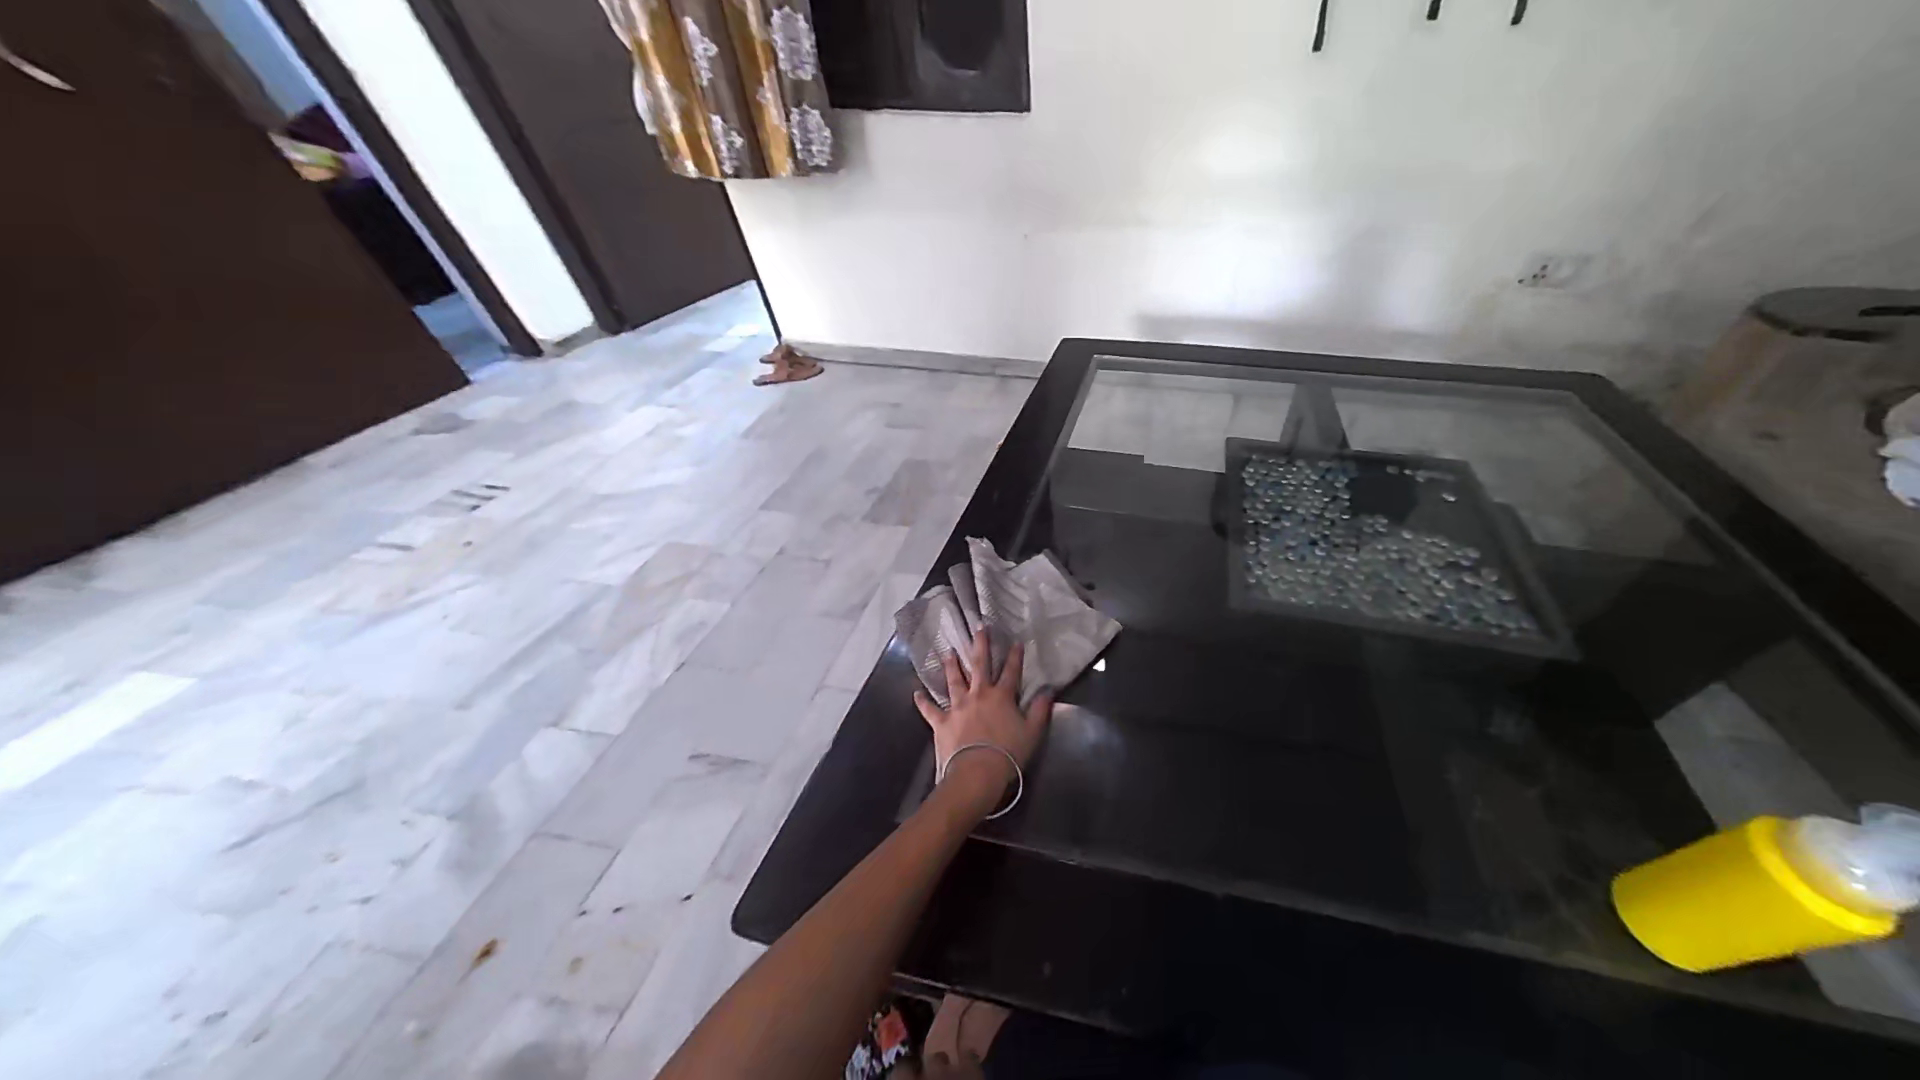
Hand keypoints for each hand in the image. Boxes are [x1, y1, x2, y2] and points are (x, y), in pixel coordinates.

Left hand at [914, 629, 1052, 815]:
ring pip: (953, 680)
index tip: (1015, 641)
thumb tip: (1049, 690)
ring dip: (951, 665)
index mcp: (1001, 696)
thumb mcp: (1033, 732)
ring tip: (948, 651)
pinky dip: (923, 701)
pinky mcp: (941, 721)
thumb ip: (1040, 710)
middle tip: (978, 628)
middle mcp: (978, 695)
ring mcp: (958, 706)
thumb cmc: (1008, 753)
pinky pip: (930, 709)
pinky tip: (916, 693)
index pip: (1011, 672)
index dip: (1014, 656)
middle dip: (980, 645)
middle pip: (979, 665)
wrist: (977, 771)